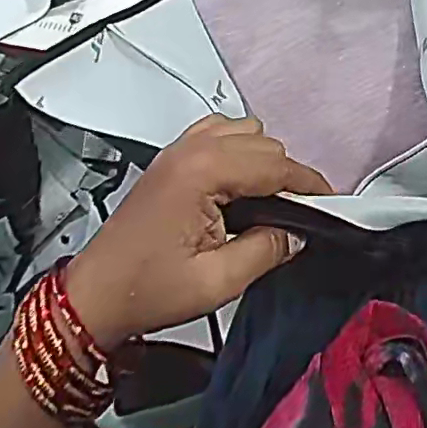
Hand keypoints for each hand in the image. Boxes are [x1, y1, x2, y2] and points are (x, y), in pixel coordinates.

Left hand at [64, 114, 331, 348]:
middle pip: (264, 144)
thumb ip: (267, 250)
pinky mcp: (173, 158)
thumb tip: (299, 233)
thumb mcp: (217, 282)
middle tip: (299, 216)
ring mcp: (179, 149)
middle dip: (288, 176)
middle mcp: (191, 150)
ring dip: (264, 160)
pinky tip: (239, 183)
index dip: (309, 185)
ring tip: (269, 201)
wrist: (95, 296)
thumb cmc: (146, 290)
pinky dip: (239, 149)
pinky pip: (219, 133)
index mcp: (202, 172)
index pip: (274, 165)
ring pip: (245, 131)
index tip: (331, 205)